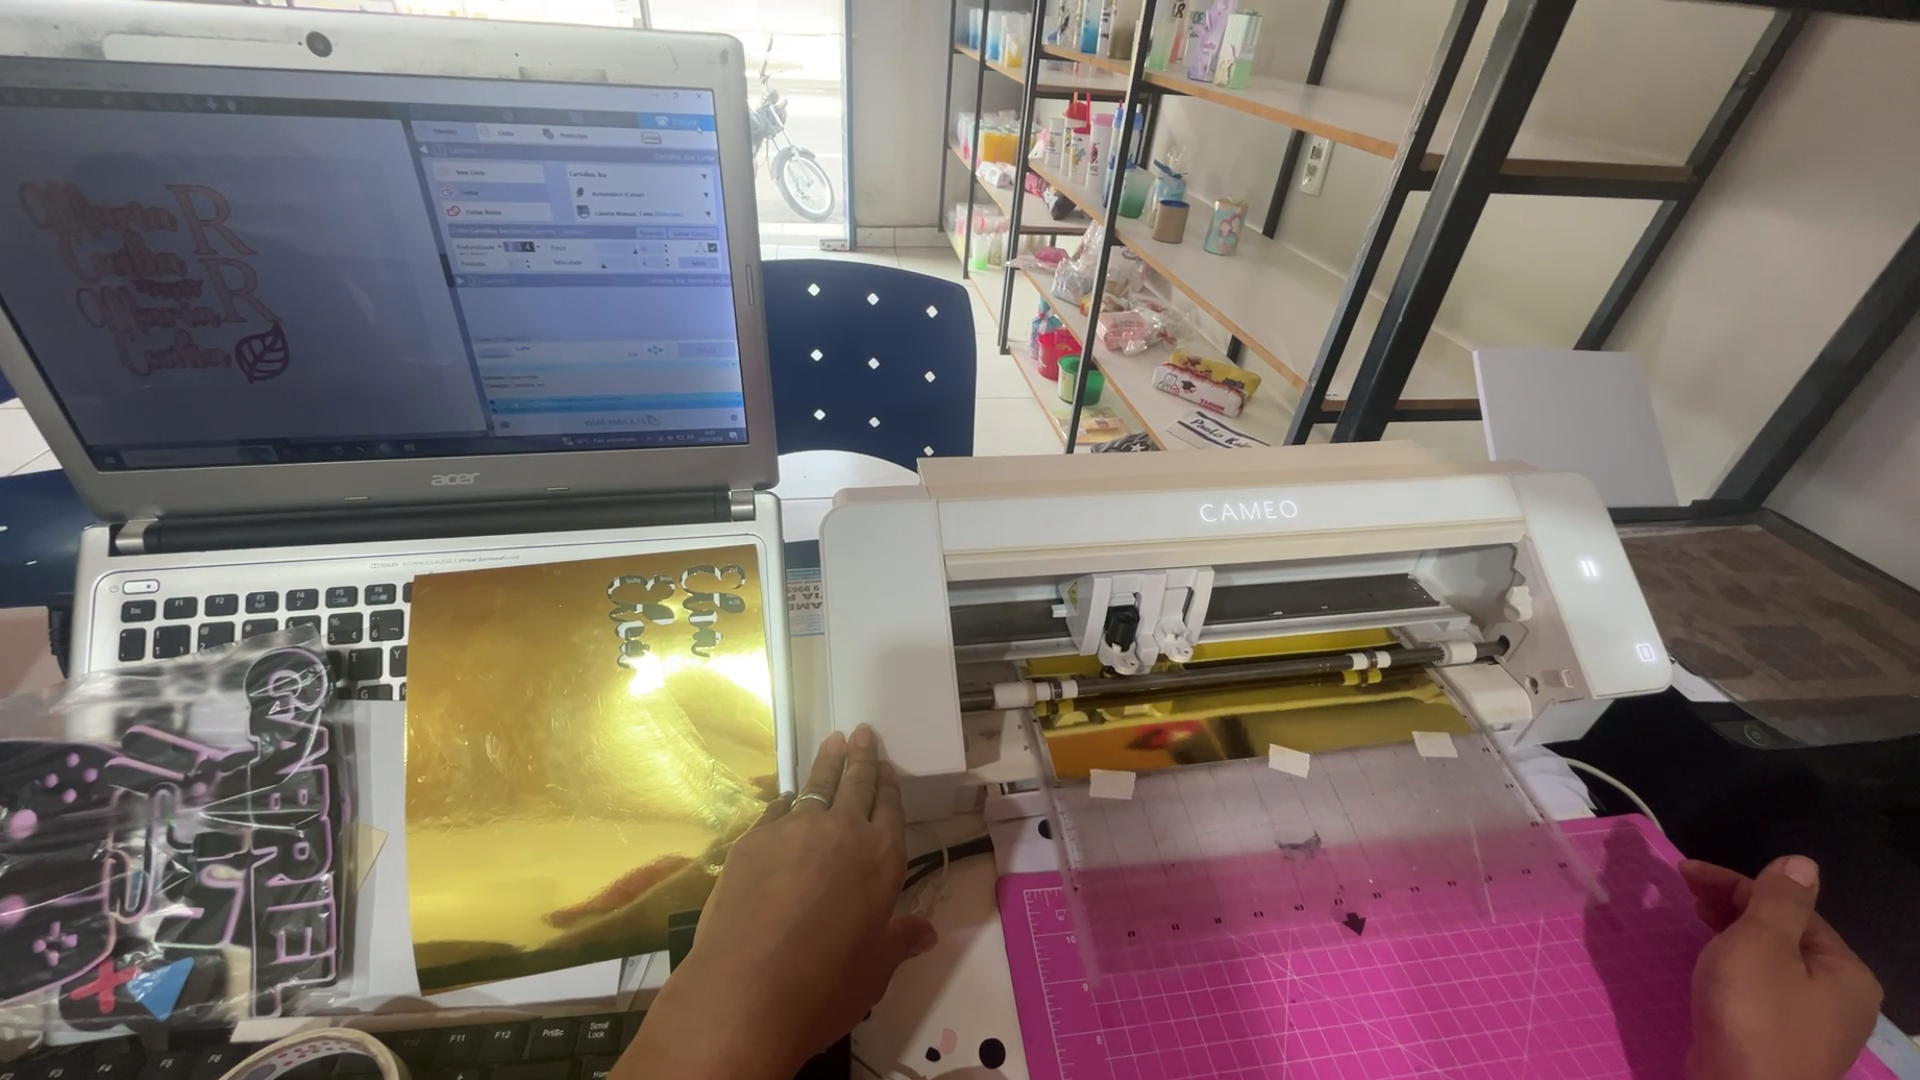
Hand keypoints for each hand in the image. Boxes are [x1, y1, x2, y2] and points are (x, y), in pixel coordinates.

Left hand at [620, 727, 937, 1079]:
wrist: (745, 990)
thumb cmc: (824, 986)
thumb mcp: (874, 970)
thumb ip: (899, 941)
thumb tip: (927, 934)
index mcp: (882, 858)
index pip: (891, 807)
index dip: (889, 784)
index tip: (886, 765)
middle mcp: (843, 831)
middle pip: (856, 783)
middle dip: (861, 756)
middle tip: (861, 732)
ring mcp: (795, 829)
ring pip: (817, 785)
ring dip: (827, 762)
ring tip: (832, 742)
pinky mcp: (754, 838)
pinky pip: (777, 808)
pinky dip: (788, 799)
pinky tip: (788, 797)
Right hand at [1681, 855, 1881, 1079]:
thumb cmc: (1752, 1010)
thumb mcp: (1760, 945)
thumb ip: (1778, 902)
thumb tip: (1801, 862)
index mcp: (1844, 970)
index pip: (1790, 907)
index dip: (1735, 883)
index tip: (1681, 871)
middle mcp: (1840, 992)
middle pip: (1785, 931)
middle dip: (1732, 903)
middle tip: (1681, 888)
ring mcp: (1814, 1017)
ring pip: (1773, 955)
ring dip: (1731, 927)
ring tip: (1692, 915)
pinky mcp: (1784, 1032)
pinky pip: (1763, 979)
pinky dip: (1734, 957)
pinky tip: (1712, 960)